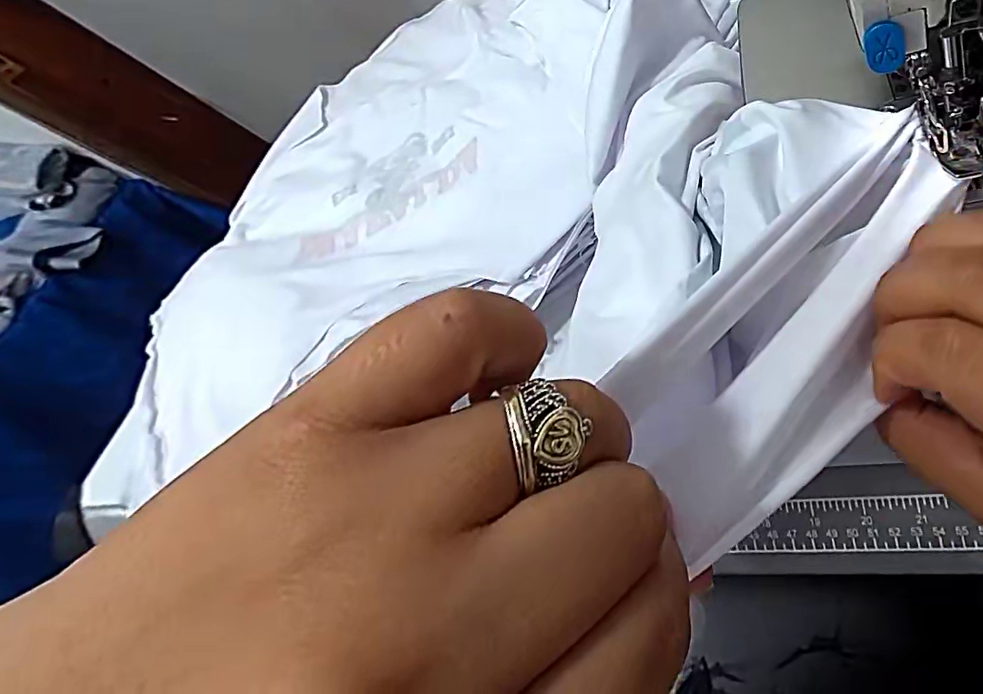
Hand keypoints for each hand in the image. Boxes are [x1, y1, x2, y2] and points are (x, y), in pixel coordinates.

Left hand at [0, 290, 689, 692]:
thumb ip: (576, 688)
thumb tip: (676, 573)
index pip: (648, 637)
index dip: (651, 608)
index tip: (616, 600)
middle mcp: (419, 626)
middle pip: (624, 514)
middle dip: (615, 525)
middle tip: (561, 541)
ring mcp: (361, 502)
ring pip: (573, 416)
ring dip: (576, 439)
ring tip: (524, 463)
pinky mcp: (306, 419)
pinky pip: (457, 325)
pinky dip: (504, 335)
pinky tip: (495, 374)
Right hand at [870, 192, 982, 692]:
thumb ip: (928, 447)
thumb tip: (884, 384)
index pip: (957, 353)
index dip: (894, 353)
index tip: (887, 378)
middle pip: (972, 278)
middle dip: (899, 293)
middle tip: (889, 326)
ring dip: (931, 251)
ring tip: (921, 291)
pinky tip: (973, 256)